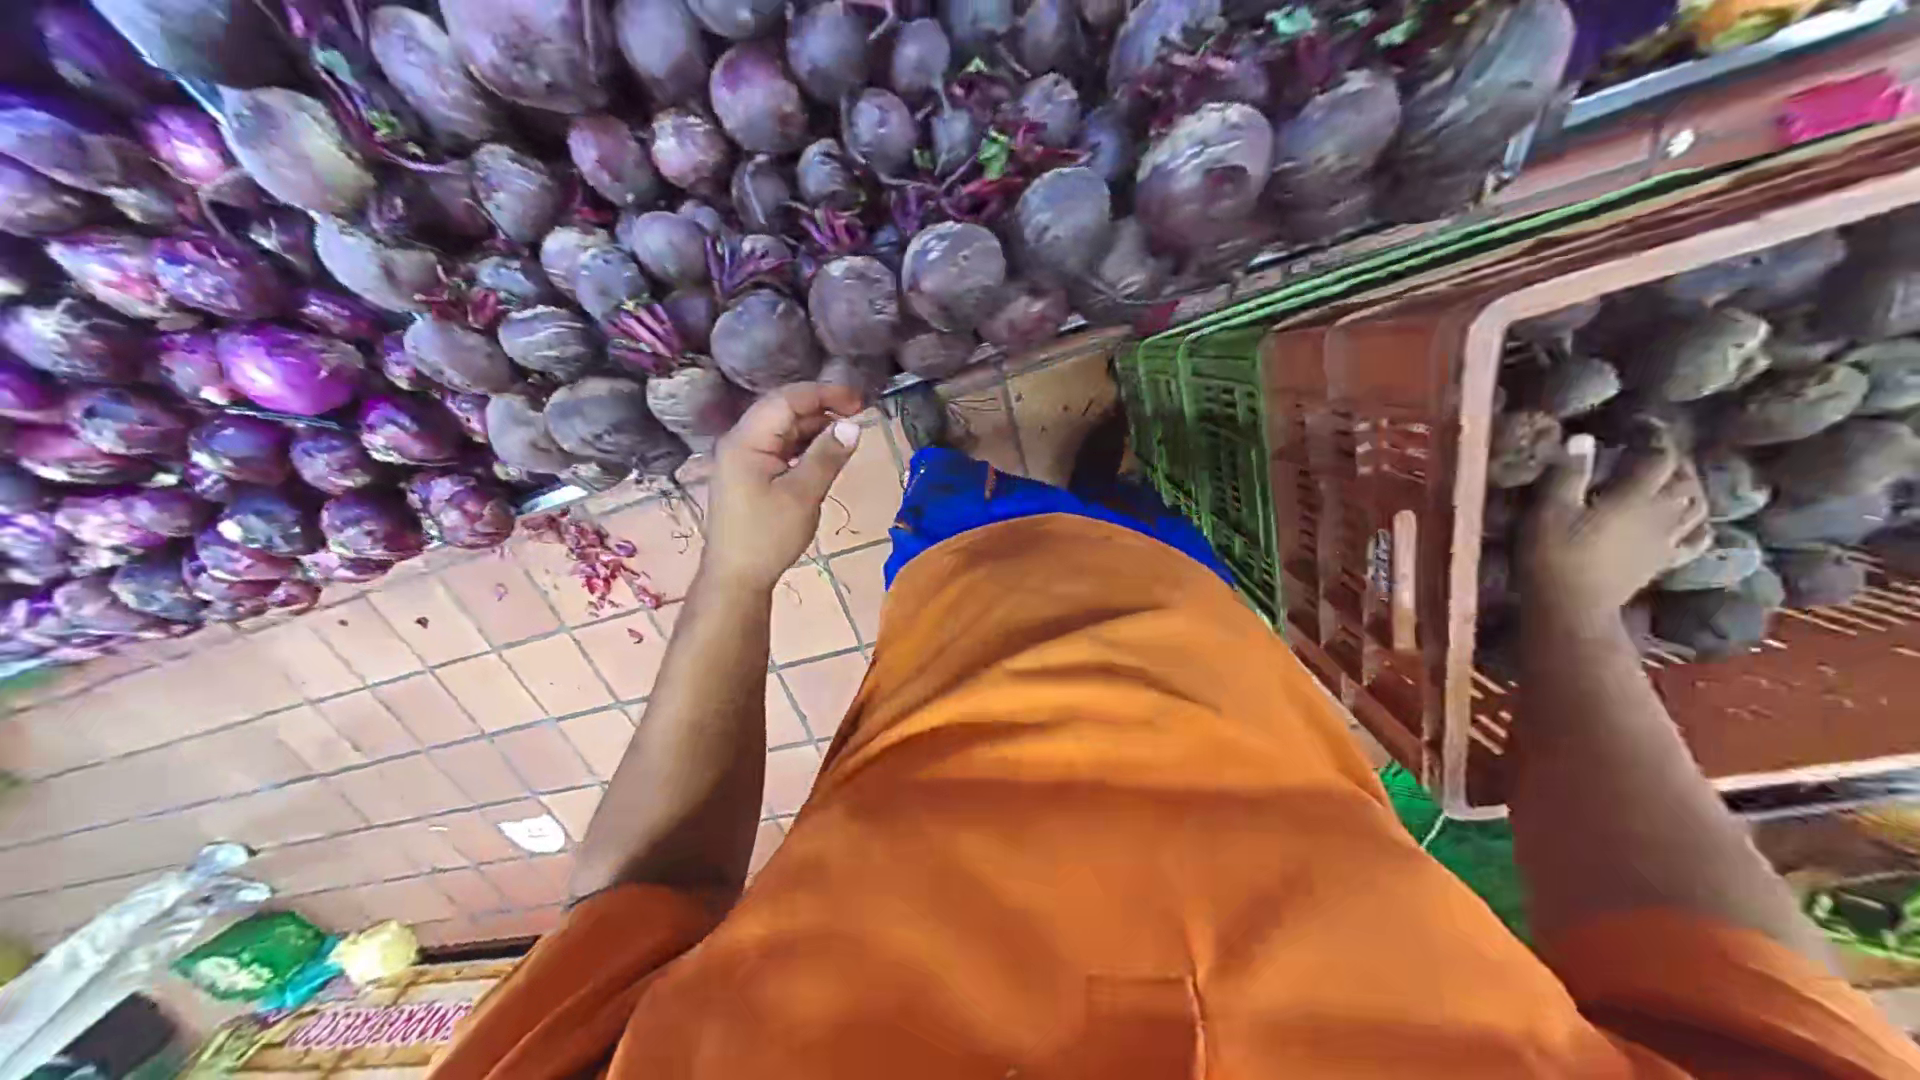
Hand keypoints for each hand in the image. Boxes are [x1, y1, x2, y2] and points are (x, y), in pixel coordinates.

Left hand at [700, 382, 864, 592]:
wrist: (736, 577)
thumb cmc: (767, 536)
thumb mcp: (803, 495)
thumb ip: (827, 456)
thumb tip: (852, 425)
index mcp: (746, 440)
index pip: (787, 400)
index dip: (824, 394)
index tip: (859, 401)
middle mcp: (741, 441)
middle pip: (783, 410)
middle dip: (821, 407)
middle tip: (859, 413)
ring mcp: (744, 458)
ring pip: (783, 428)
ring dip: (815, 426)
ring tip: (848, 431)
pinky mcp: (750, 474)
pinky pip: (780, 447)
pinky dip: (804, 444)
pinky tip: (826, 451)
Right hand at [1518, 425, 1711, 617]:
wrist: (1570, 606)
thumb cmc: (1552, 555)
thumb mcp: (1548, 510)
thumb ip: (1569, 473)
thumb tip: (1584, 438)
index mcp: (1634, 498)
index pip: (1659, 457)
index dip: (1654, 437)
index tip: (1640, 425)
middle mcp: (1661, 515)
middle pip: (1685, 479)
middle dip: (1674, 460)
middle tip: (1654, 450)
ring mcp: (1667, 540)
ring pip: (1697, 506)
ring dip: (1691, 487)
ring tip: (1675, 479)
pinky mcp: (1663, 562)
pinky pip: (1696, 538)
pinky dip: (1698, 524)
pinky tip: (1691, 521)